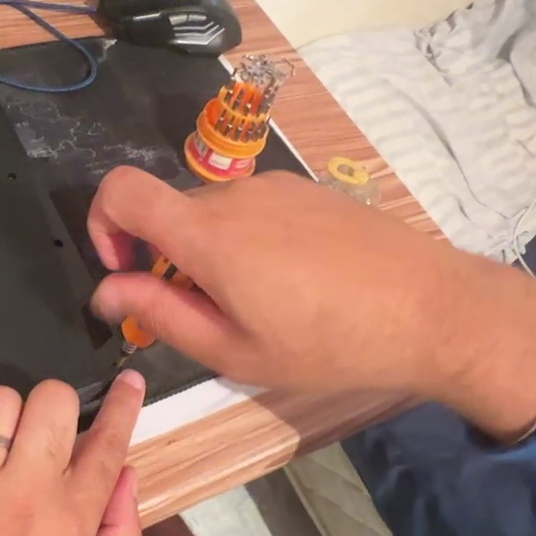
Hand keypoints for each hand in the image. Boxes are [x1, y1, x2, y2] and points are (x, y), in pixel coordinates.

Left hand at [0, 370, 146, 535]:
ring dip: (11, 405)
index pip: (108, 442)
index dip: (124, 404)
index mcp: (70, 523)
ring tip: (10, 429)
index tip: (130, 379)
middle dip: (64, 403)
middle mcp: (21, 493)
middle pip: (52, 403)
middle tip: (58, 429)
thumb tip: (128, 475)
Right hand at [86, 166, 535, 439]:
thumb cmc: (328, 343)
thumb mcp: (234, 349)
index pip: (120, 189)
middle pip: (168, 210)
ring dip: (209, 254)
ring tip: (259, 305)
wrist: (432, 308)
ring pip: (212, 213)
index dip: (102, 224)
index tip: (126, 270)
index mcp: (207, 233)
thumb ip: (160, 314)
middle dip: (165, 259)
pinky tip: (293, 283)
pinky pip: (252, 209)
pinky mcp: (307, 189)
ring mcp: (275, 186)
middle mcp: (234, 194)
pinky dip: (245, 241)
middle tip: (205, 315)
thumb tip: (106, 291)